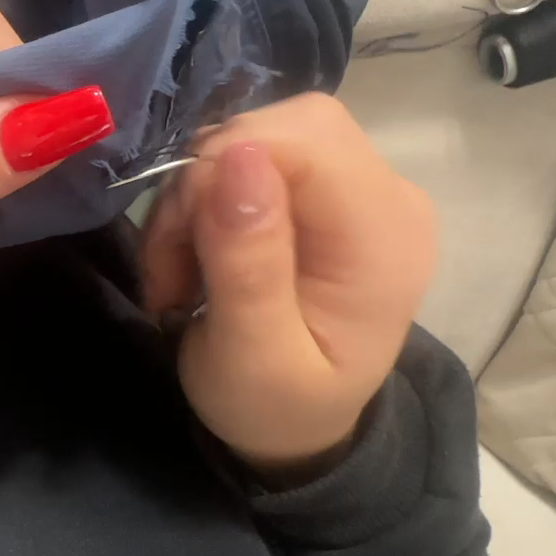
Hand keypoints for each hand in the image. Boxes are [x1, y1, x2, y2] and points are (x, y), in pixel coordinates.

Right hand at [139, 94, 435, 478]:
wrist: (295, 428)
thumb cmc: (274, 405)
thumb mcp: (250, 352)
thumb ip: (248, 261)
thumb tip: (234, 157)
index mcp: (382, 237)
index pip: (303, 140)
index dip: (220, 171)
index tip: (178, 243)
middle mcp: (384, 196)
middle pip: (279, 127)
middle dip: (200, 183)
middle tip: (170, 257)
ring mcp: (355, 191)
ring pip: (252, 137)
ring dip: (191, 198)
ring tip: (174, 269)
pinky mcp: (321, 195)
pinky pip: (246, 159)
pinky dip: (199, 201)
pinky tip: (190, 252)